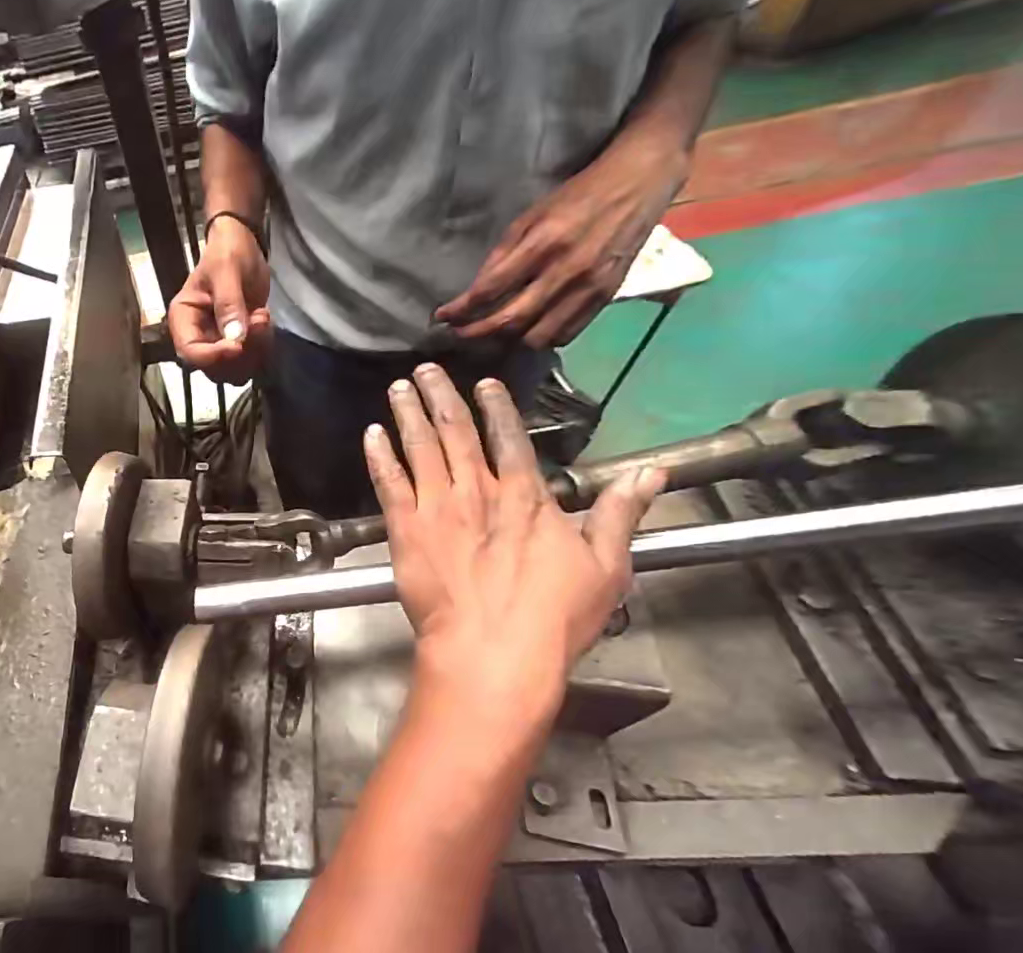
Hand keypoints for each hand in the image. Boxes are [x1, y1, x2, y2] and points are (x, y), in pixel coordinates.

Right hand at [166, 216, 272, 384]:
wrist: (245, 247)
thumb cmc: (228, 253)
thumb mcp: (226, 270)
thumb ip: (228, 303)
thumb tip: (234, 338)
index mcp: (183, 318)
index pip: (190, 352)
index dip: (213, 357)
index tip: (238, 346)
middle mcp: (198, 336)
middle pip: (215, 368)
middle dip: (242, 353)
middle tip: (259, 319)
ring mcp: (219, 343)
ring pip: (236, 370)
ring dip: (256, 350)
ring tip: (262, 316)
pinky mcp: (239, 344)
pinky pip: (252, 361)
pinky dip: (264, 346)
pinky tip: (264, 320)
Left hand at [364, 363, 665, 719]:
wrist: (493, 654)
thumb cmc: (553, 617)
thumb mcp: (605, 566)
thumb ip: (620, 513)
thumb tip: (650, 473)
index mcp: (523, 495)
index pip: (508, 437)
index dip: (496, 406)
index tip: (485, 384)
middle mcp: (476, 490)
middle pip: (455, 430)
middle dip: (441, 395)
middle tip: (426, 369)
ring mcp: (437, 507)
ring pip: (420, 447)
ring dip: (409, 413)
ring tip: (399, 387)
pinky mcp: (406, 530)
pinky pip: (389, 482)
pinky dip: (379, 456)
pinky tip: (372, 434)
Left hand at [436, 134, 686, 347]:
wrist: (638, 184)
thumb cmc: (578, 194)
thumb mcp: (532, 214)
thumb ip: (505, 252)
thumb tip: (478, 288)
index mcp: (543, 244)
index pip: (491, 290)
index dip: (461, 308)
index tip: (442, 316)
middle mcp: (565, 273)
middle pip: (511, 321)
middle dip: (477, 333)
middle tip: (458, 334)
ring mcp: (588, 289)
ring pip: (538, 337)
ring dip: (510, 341)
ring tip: (493, 334)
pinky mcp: (605, 299)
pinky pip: (566, 334)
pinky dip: (542, 338)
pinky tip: (528, 330)